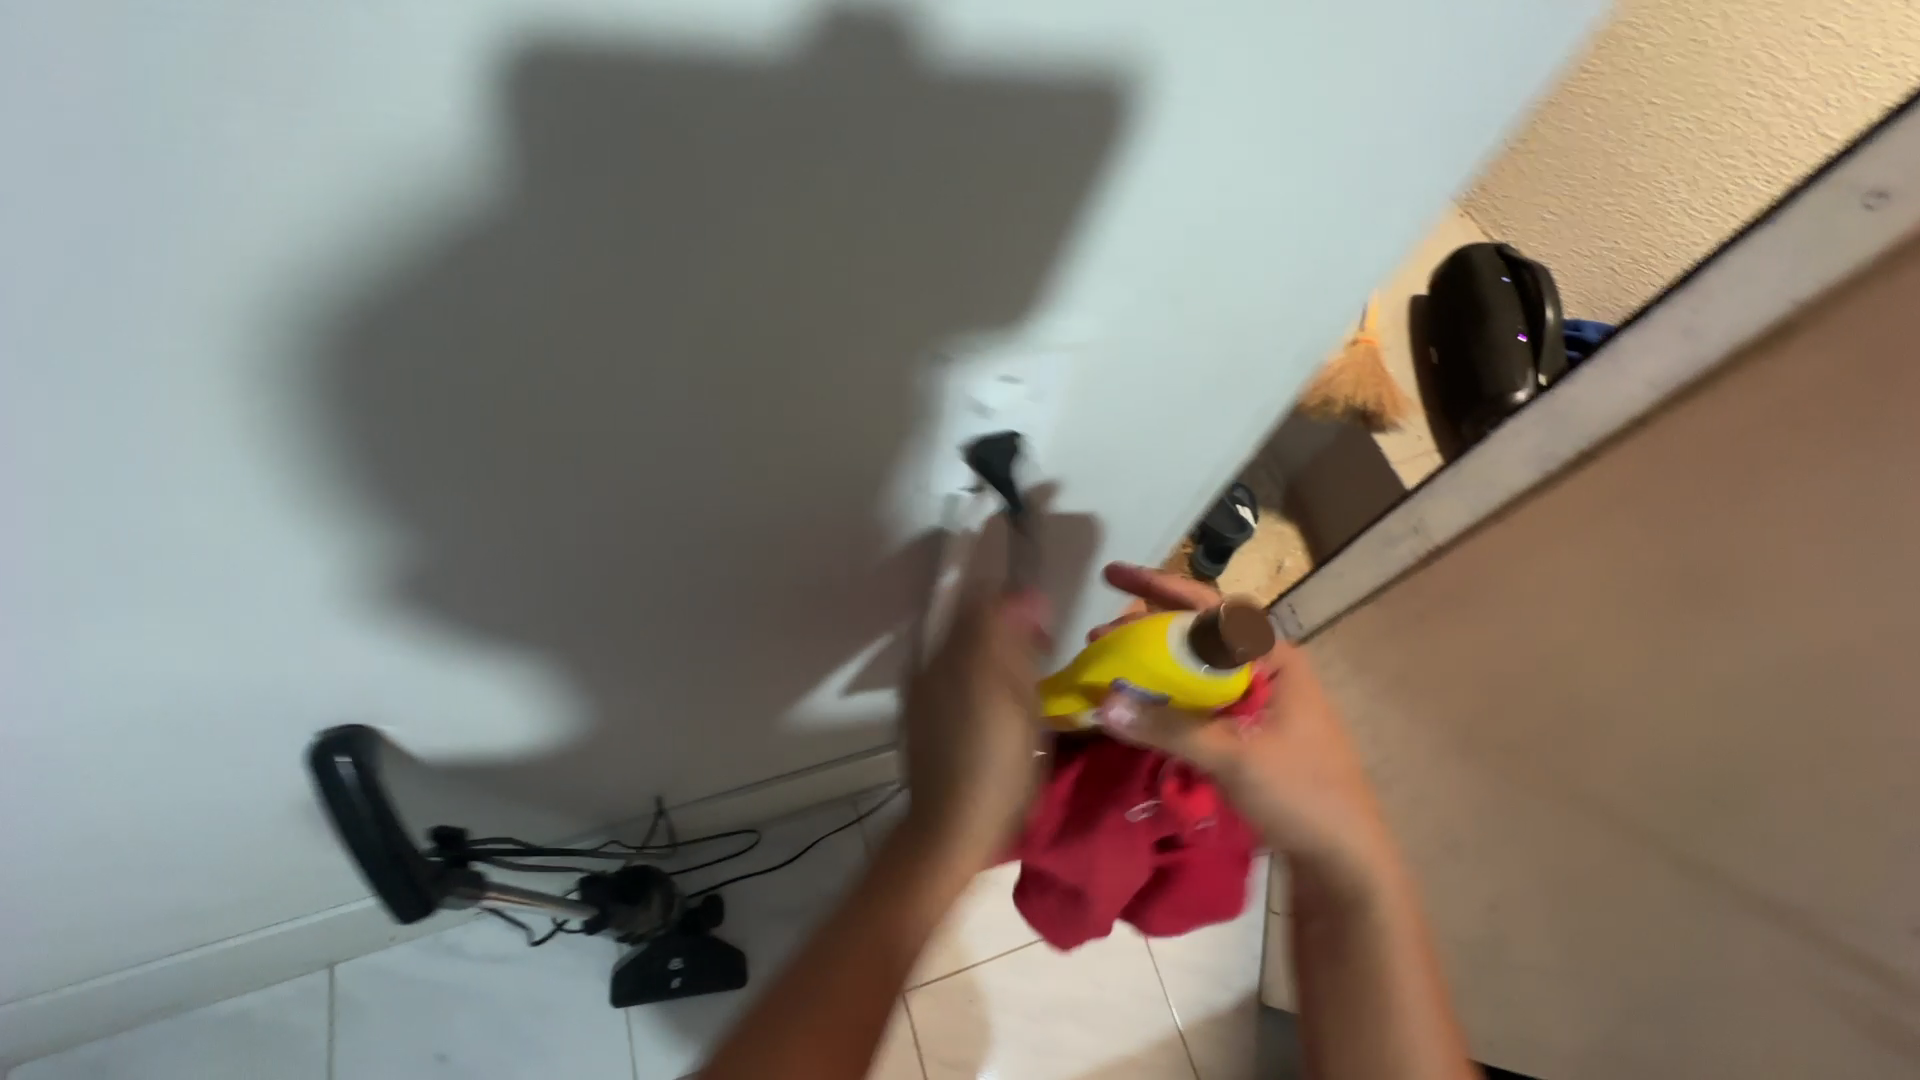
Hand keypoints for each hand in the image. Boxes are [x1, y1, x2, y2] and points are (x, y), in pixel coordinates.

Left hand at [897, 582, 1051, 869]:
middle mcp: (934, 657)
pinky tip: (984, 705)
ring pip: (956, 640)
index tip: (1043, 636)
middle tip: (1032, 659)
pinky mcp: (912, 702)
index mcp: (966, 655)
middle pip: (968, 613)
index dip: (1021, 605)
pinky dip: (967, 671)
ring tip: (1011, 685)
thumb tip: (1028, 599)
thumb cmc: (1001, 773)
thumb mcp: (1026, 709)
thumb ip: (1022, 649)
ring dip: (986, 648)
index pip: (989, 597)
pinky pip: (942, 666)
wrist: (948, 825)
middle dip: (1004, 625)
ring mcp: (917, 680)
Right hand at [1090, 563, 1395, 883]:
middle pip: (1197, 635)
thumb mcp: (1234, 757)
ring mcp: (1255, 704)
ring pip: (1193, 670)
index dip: (1160, 586)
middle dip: (1145, 630)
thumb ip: (1169, 727)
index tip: (1114, 575)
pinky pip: (1196, 702)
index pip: (1210, 608)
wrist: (1344, 861)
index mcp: (1274, 659)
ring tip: (1108, 669)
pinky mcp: (1245, 734)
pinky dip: (1163, 698)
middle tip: (1099, 636)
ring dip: (1151, 666)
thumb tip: (1103, 702)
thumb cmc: (1303, 795)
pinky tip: (1136, 707)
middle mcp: (1264, 671)